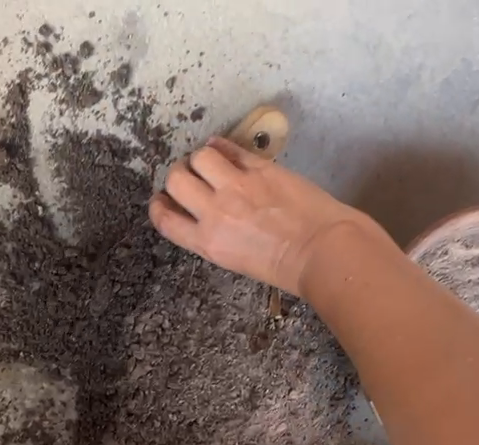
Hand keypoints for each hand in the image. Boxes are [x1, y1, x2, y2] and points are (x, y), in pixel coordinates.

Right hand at [149, 137, 381, 294]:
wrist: (319, 250)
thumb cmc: (282, 265)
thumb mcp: (235, 259)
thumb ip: (214, 235)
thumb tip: (206, 213)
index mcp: (207, 242)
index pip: (165, 218)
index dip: (159, 205)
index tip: (161, 199)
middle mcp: (215, 212)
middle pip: (176, 180)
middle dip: (177, 175)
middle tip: (187, 176)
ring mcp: (237, 186)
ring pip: (200, 156)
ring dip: (200, 157)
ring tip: (209, 162)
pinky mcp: (260, 168)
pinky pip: (230, 149)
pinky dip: (221, 145)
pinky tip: (221, 147)